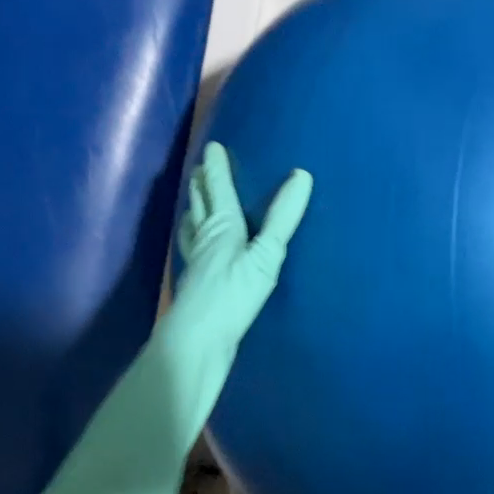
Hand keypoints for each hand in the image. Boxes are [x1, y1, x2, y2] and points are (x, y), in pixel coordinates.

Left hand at [34, 142, 310, 493]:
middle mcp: (204, 239)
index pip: (217, 188)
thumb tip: (301, 175)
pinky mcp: (196, 288)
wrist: (194, 347)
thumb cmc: (229, 298)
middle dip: (200, 184)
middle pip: (200, 204)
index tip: (212, 146)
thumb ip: (281, 219)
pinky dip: (194, 242)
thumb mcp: (264, 258)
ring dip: (193, 211)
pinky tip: (198, 252)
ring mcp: (196, 265)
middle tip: (199, 169)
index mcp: (221, 226)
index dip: (215, 167)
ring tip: (193, 205)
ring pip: (192, 229)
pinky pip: (193, 253)